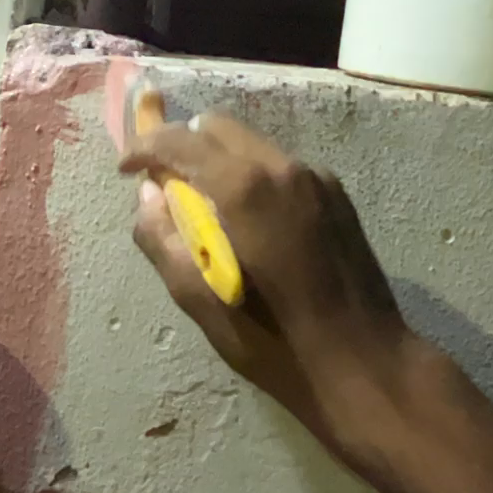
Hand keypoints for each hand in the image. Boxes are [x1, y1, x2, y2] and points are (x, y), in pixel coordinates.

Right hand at [119, 113, 422, 451]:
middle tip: (163, 184)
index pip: (180, 140)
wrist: (367, 365)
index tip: (125, 169)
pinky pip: (278, 166)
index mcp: (247, 187)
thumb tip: (148, 196)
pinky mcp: (336, 193)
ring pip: (249, 143)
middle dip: (181, 146)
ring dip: (216, 160)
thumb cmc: (276, 343)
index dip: (144, 147)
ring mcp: (316, 176)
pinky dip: (250, 176)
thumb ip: (161, 239)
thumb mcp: (200, 300)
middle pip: (217, 127)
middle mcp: (283, 166)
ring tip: (204, 206)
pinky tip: (248, 221)